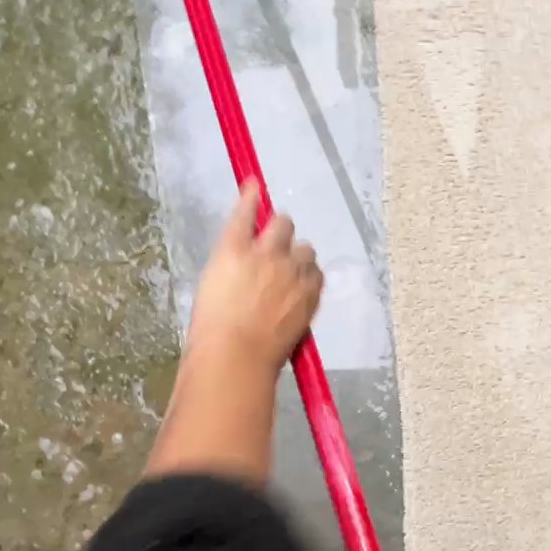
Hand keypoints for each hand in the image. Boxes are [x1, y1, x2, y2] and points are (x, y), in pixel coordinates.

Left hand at [145, 183, 322, 481]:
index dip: (302, 274)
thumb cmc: (261, 368)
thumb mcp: (287, 355)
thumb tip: (287, 357)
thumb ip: (289, 342)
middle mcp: (297, 272)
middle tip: (277, 254)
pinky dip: (250, 198)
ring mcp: (268, 255)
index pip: (314, 275)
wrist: (235, 356)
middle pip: (303, 249)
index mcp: (310, 300)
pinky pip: (248, 214)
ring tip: (268, 226)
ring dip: (275, 228)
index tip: (292, 279)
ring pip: (281, 228)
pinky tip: (251, 182)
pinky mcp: (238, 247)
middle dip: (291, 250)